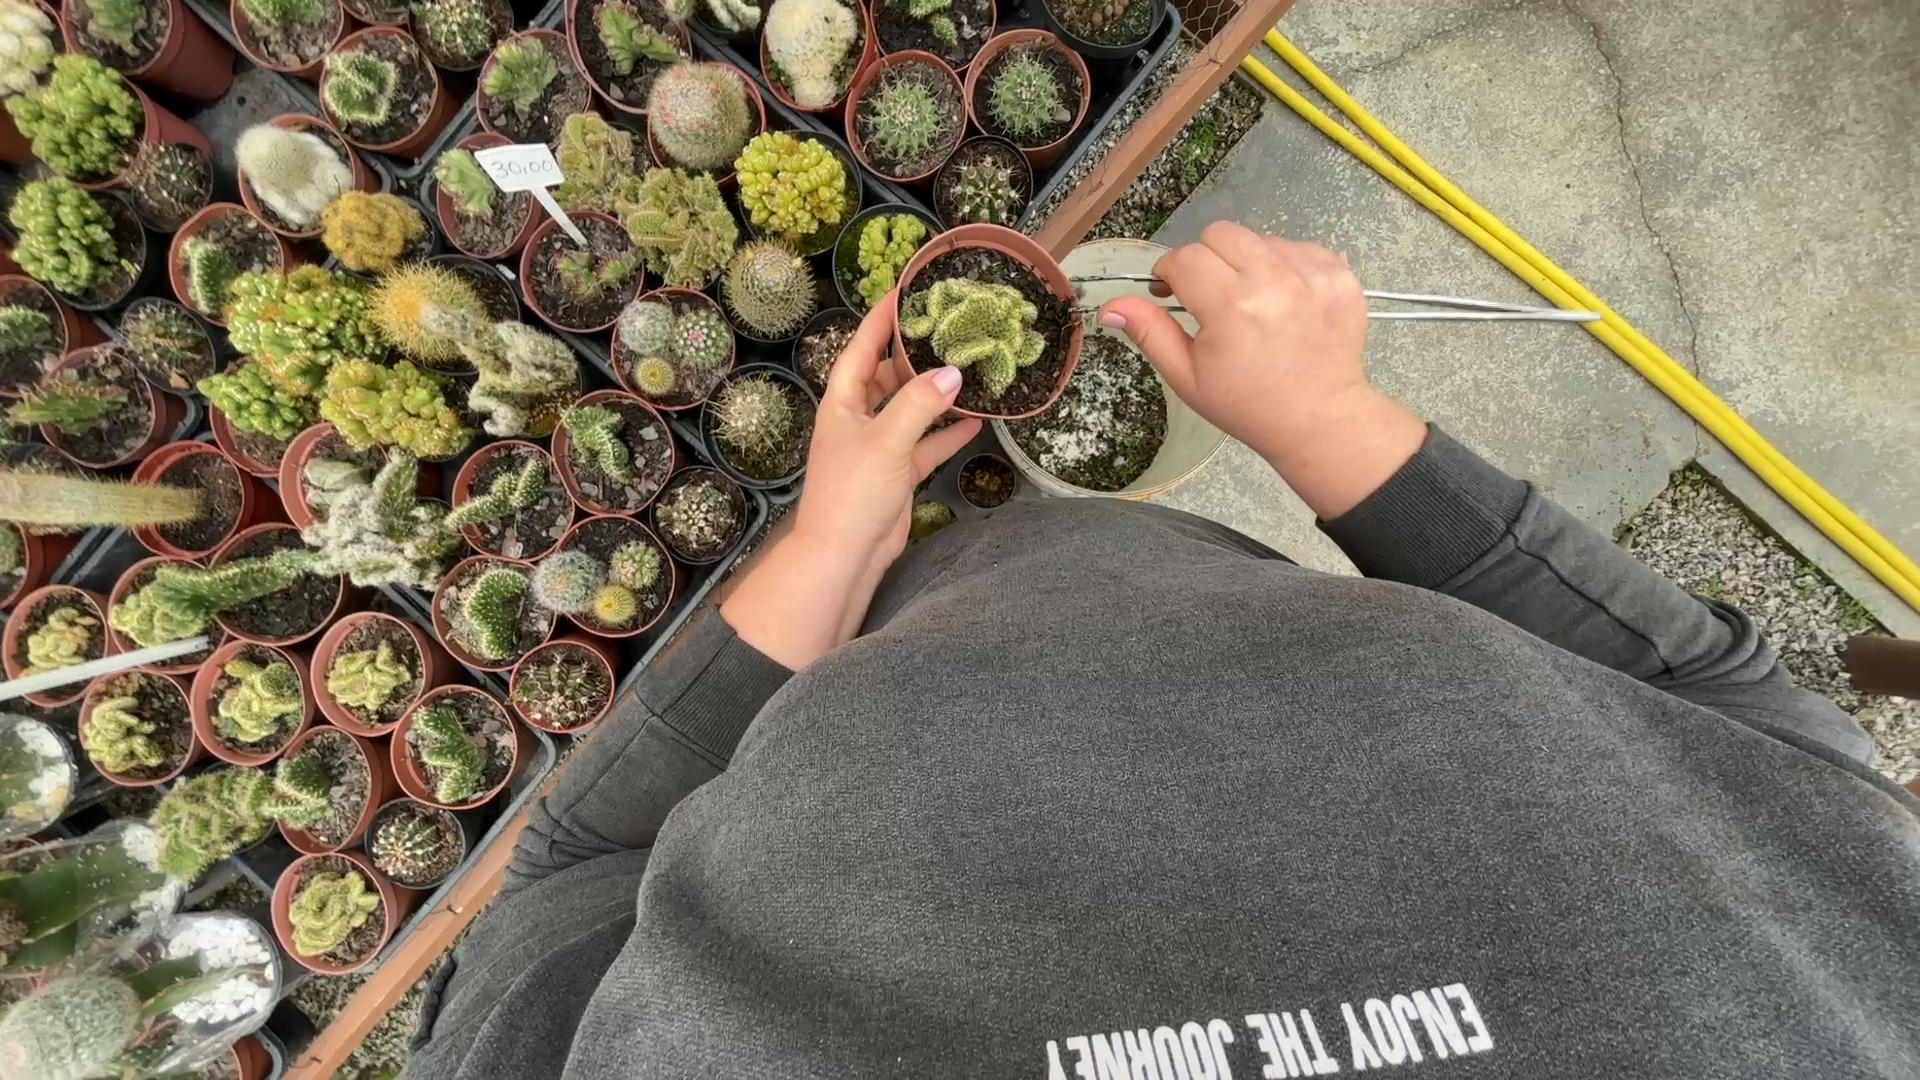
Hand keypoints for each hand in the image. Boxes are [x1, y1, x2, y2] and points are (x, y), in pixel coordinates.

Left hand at [720, 298, 979, 669]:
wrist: (845, 554)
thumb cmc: (853, 492)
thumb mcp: (886, 442)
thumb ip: (919, 405)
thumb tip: (953, 373)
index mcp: (843, 402)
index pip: (862, 347)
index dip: (881, 318)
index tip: (906, 289)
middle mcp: (859, 418)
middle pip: (890, 375)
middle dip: (918, 355)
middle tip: (952, 331)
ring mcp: (880, 446)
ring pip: (912, 410)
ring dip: (938, 396)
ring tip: (971, 372)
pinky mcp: (898, 472)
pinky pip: (926, 444)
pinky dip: (948, 434)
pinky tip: (976, 422)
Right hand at [1098, 221, 1426, 517]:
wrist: (1316, 418)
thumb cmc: (1244, 403)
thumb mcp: (1186, 376)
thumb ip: (1150, 333)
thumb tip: (1110, 307)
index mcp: (1230, 307)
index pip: (1184, 257)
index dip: (1169, 273)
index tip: (1171, 293)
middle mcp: (1273, 279)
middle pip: (1220, 234)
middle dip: (1205, 259)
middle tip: (1209, 296)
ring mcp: (1311, 272)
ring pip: (1258, 238)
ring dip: (1244, 262)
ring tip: (1250, 303)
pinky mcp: (1339, 272)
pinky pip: (1297, 247)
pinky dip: (1282, 266)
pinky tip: (1281, 301)